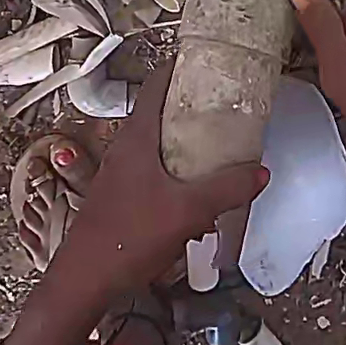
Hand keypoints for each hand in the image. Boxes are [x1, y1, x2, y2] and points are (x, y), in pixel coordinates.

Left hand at [28, 68, 267, 332]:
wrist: (84, 281)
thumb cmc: (130, 235)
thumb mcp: (187, 210)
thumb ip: (227, 188)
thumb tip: (261, 170)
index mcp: (137, 137)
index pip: (157, 85)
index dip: (181, 68)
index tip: (210, 63)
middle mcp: (126, 148)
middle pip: (163, 115)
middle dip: (194, 111)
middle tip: (228, 110)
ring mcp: (122, 173)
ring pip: (161, 148)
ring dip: (189, 149)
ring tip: (222, 154)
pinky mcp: (123, 197)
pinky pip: (158, 175)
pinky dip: (180, 178)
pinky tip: (200, 203)